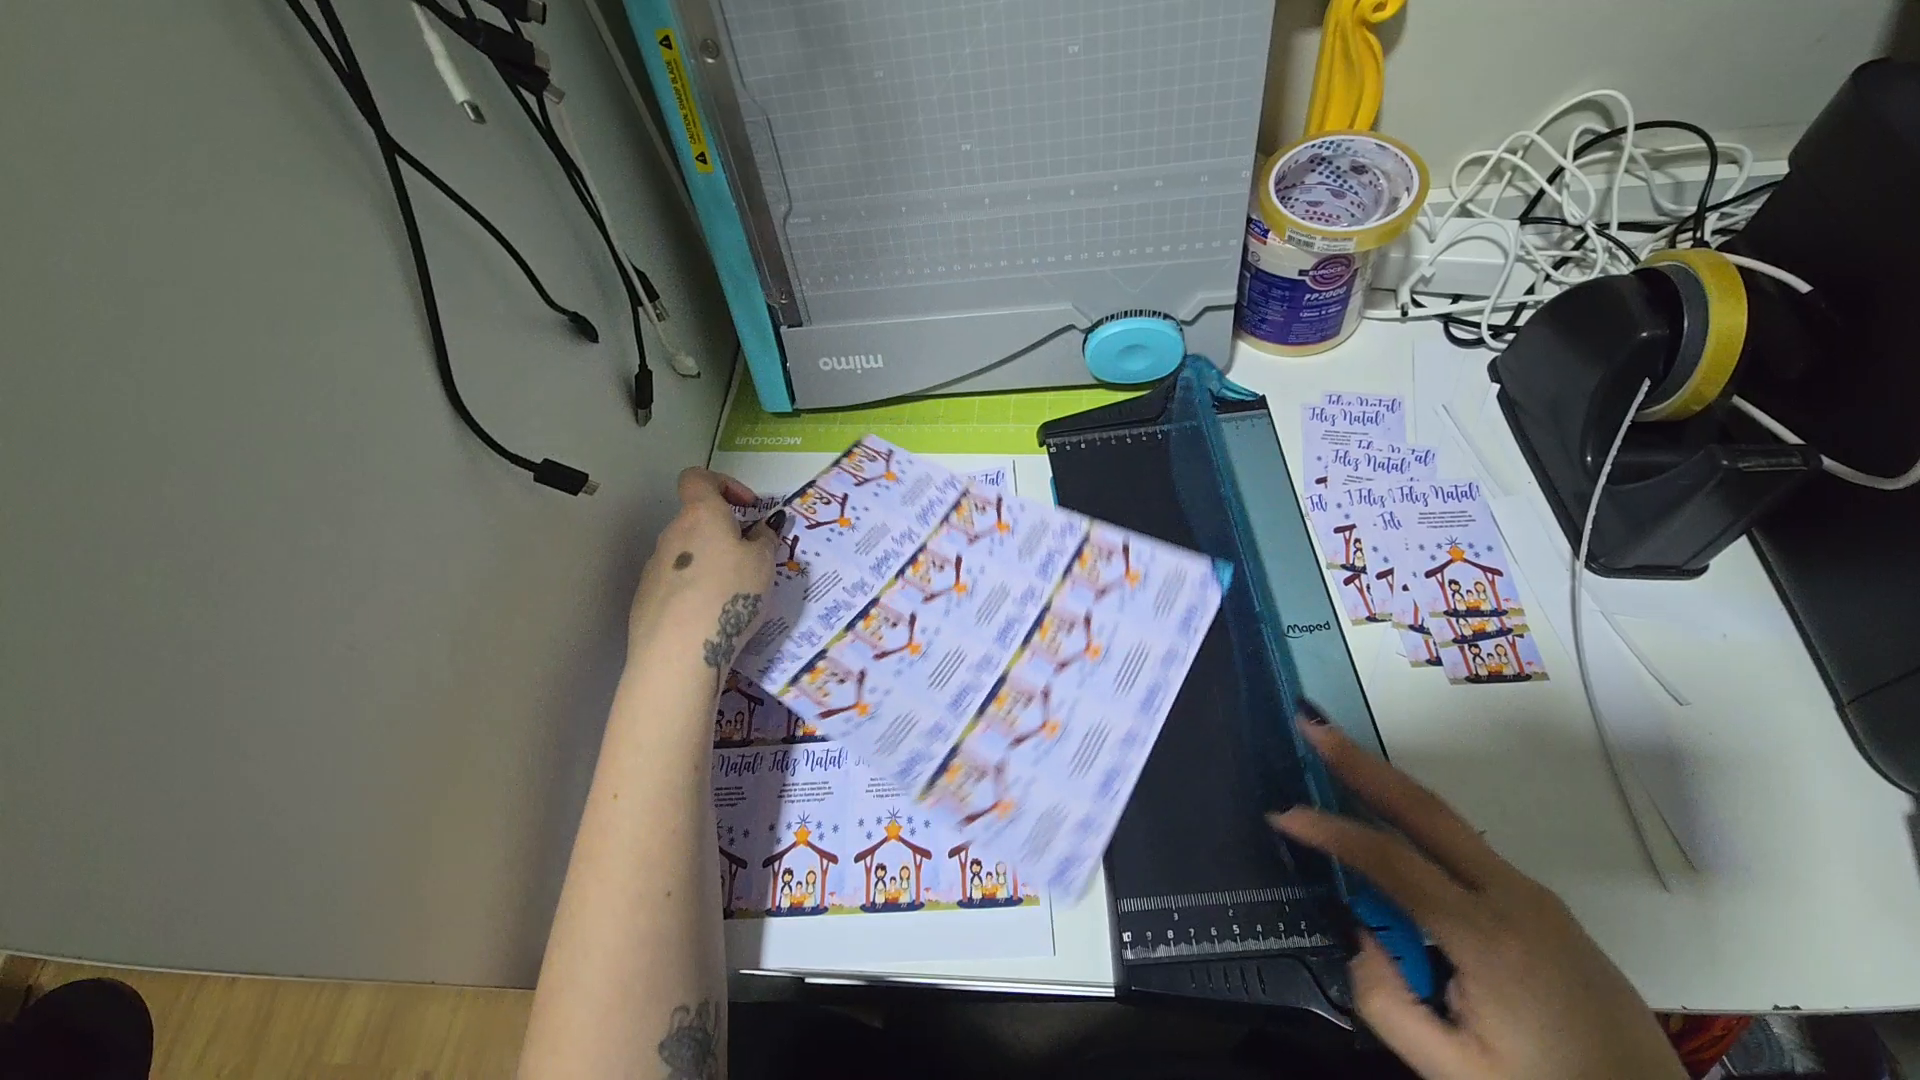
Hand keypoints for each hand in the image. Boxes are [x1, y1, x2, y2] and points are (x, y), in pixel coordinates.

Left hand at [628, 468, 782, 676]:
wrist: (678, 651)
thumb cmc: (729, 594)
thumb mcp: (763, 564)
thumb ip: (765, 539)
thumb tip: (765, 526)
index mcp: (700, 515)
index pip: (698, 478)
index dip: (724, 484)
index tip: (747, 508)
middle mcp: (672, 534)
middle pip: (696, 520)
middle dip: (723, 533)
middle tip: (750, 560)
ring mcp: (654, 566)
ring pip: (687, 553)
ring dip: (709, 563)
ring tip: (732, 594)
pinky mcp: (645, 597)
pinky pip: (675, 582)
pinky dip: (693, 589)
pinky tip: (708, 616)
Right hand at [1270, 712, 1683, 1079]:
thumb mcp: (1455, 1071)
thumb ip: (1388, 1002)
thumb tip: (1357, 935)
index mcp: (1488, 939)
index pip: (1392, 864)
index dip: (1333, 833)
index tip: (1283, 815)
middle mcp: (1513, 897)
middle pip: (1425, 811)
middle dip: (1362, 763)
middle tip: (1311, 725)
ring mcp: (1532, 894)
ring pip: (1446, 820)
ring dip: (1386, 783)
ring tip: (1335, 754)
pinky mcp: (1539, 902)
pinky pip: (1464, 847)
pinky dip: (1413, 818)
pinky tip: (1383, 818)